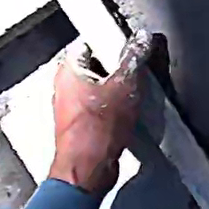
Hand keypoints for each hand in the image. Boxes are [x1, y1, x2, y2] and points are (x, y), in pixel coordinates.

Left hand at [50, 32, 155, 195]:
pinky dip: (118, 106)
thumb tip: (142, 39)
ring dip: (121, 88)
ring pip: (103, 86)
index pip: (92, 41)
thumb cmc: (98, 129)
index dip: (114, 40)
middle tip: (140, 70)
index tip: (133, 44)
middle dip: (121, 67)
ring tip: (137, 92)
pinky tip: (131, 111)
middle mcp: (66, 85)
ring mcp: (73, 106)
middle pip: (99, 64)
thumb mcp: (125, 86)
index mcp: (68, 70)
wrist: (88, 170)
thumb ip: (134, 58)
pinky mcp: (83, 123)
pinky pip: (104, 106)